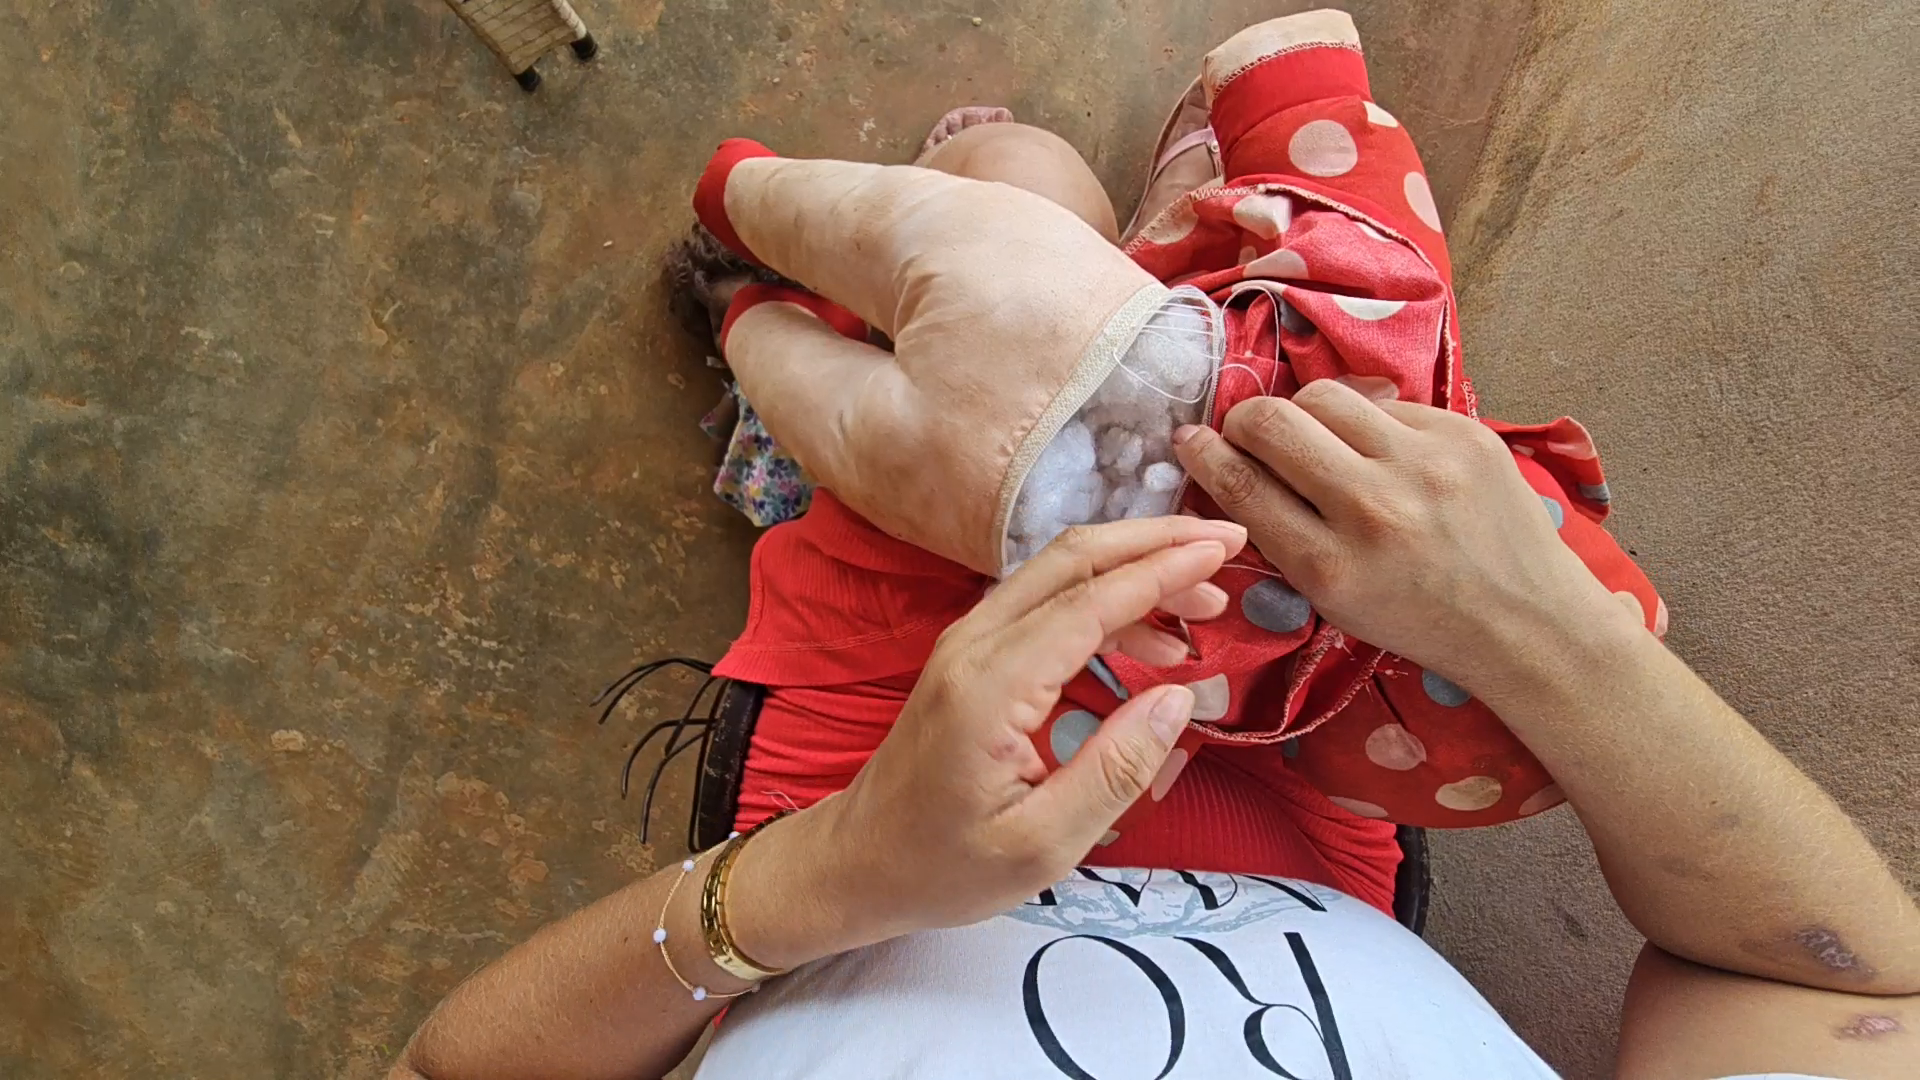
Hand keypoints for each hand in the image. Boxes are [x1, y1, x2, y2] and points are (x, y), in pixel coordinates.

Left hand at [764, 516, 1245, 950]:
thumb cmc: (945, 865)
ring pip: (1057, 573)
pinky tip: (1145, 643)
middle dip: (1152, 542)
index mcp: (991, 684)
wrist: (859, 857)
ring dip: (1130, 572)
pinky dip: (1101, 604)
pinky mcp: (970, 652)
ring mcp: (967, 639)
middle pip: (1071, 559)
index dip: (1162, 569)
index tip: (1224, 548)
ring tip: (1202, 610)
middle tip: (1223, 546)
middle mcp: (974, 641)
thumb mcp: (1042, 844)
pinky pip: (1043, 604)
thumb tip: (1178, 697)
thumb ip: (1116, 768)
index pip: (1090, 601)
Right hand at [1172, 379, 1631, 695]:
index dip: (1204, 454)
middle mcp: (1372, 508)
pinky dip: (1363, 421)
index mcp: (1328, 565)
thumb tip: (1231, 467)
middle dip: (1243, 421)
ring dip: (1300, 412)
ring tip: (1312, 436)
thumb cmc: (1413, 618)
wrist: (1529, 623)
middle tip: (1246, 433)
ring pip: (1323, 395)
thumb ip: (1278, 535)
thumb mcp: (1328, 599)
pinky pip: (1383, 402)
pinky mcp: (1465, 433)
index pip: (1242, 486)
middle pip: (1273, 423)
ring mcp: (1424, 462)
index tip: (1189, 439)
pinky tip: (1376, 448)